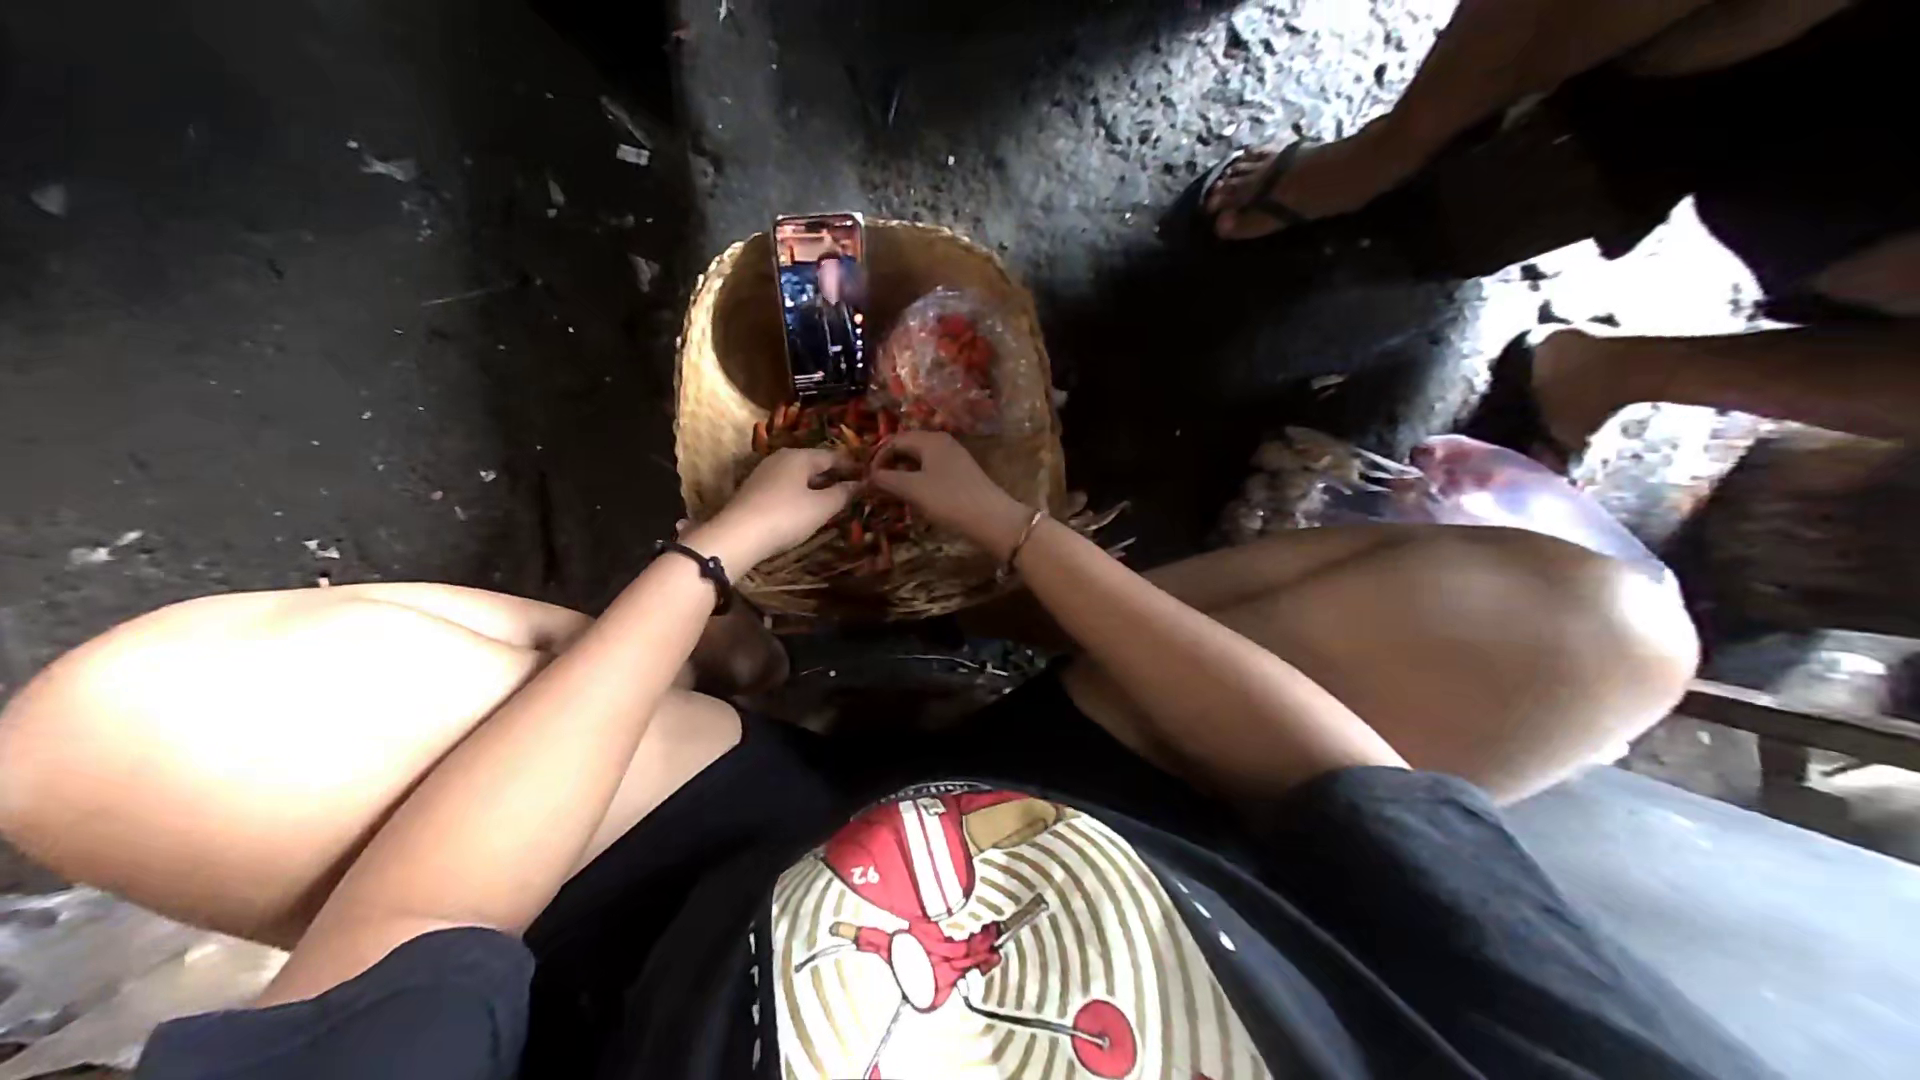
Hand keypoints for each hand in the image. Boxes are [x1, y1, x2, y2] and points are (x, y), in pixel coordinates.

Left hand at [688, 448, 857, 569]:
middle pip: (814, 463)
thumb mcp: (821, 507)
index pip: (833, 456)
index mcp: (800, 456)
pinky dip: (802, 492)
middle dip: (834, 475)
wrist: (738, 535)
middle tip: (854, 489)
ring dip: (817, 485)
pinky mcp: (755, 490)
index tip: (868, 476)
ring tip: (834, 499)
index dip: (852, 466)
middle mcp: (781, 458)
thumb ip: (842, 493)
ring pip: (799, 475)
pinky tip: (807, 507)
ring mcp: (765, 473)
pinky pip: (786, 486)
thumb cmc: (786, 516)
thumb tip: (860, 483)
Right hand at [870, 432, 1033, 558]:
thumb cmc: (949, 500)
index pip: (894, 440)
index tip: (867, 478)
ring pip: (920, 461)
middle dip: (890, 465)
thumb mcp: (913, 489)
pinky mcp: (961, 474)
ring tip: (892, 494)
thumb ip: (887, 479)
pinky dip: (918, 481)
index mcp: (930, 439)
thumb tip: (868, 476)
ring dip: (903, 475)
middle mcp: (942, 442)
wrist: (991, 519)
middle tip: (877, 487)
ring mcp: (954, 458)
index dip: (877, 457)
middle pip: (908, 448)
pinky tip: (914, 498)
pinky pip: (932, 471)